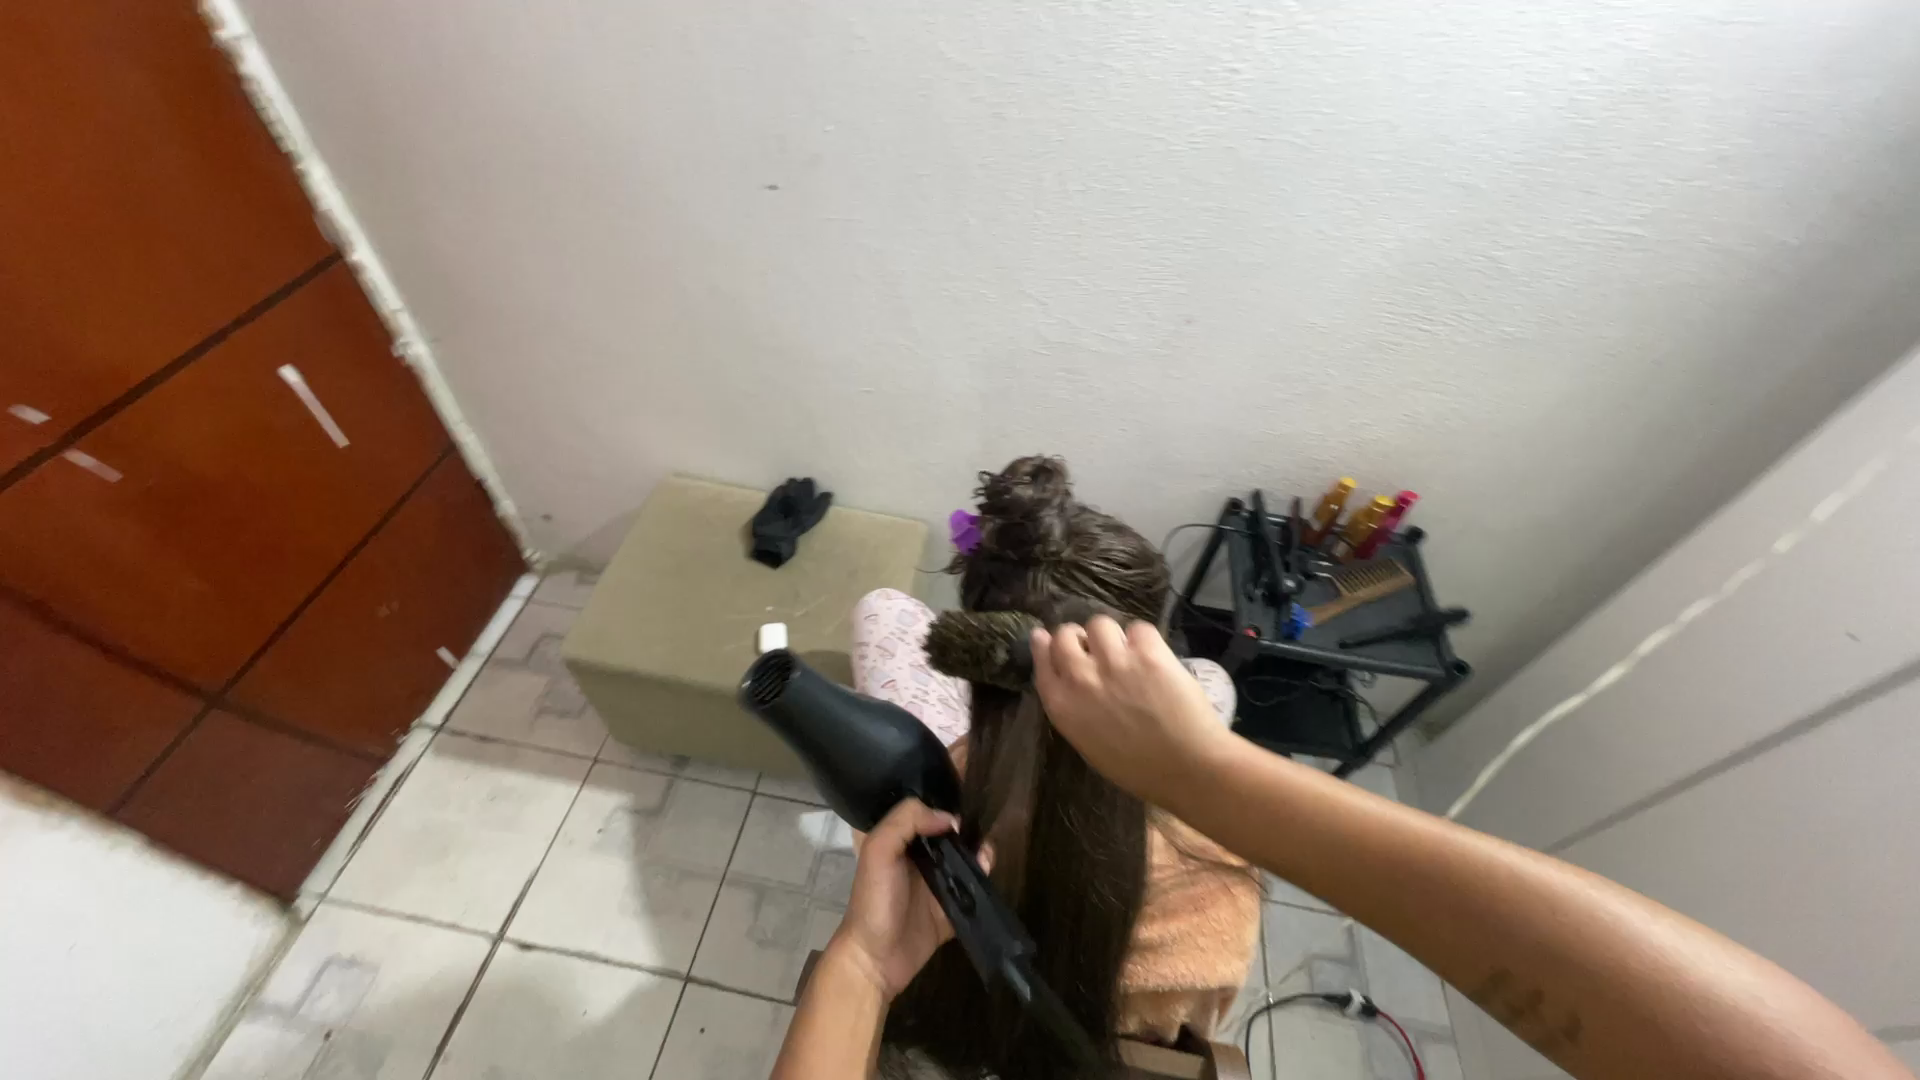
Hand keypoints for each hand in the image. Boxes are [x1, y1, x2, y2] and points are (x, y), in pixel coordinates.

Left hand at [825, 798, 992, 1001]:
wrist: (877, 960)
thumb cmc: (874, 899)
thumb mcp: (878, 850)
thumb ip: (907, 820)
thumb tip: (949, 816)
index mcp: (898, 836)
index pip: (921, 803)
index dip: (940, 787)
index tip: (965, 774)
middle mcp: (919, 852)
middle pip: (948, 825)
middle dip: (967, 818)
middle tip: (982, 814)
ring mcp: (937, 877)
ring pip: (966, 851)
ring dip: (979, 844)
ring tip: (985, 847)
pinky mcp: (953, 901)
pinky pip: (975, 880)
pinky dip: (985, 870)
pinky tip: (986, 865)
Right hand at [1030, 616, 1234, 805]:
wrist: (1189, 770)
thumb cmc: (1137, 769)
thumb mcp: (1088, 743)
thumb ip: (1073, 707)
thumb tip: (1069, 679)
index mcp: (1062, 705)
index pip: (1042, 659)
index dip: (1045, 645)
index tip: (1048, 638)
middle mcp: (1081, 677)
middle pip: (1066, 634)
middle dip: (1077, 636)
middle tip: (1094, 647)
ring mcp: (1114, 662)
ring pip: (1100, 623)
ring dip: (1110, 635)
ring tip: (1126, 651)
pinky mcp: (1148, 652)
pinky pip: (1138, 628)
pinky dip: (1143, 639)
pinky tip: (1153, 656)